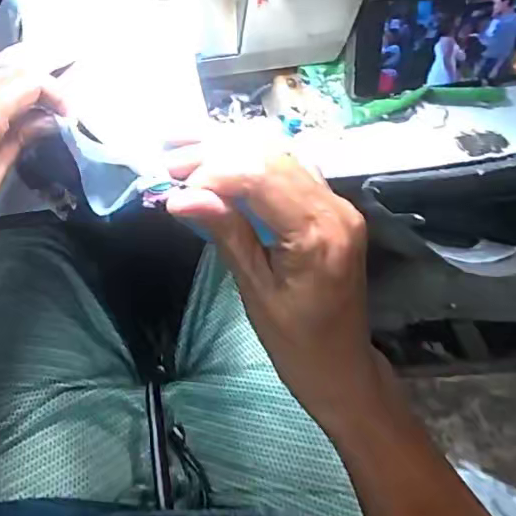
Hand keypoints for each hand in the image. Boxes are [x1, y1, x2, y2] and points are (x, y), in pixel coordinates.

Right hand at [164, 138, 376, 423]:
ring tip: (186, 151)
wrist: (342, 365)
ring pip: (276, 154)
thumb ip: (225, 232)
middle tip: (172, 161)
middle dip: (216, 153)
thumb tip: (180, 197)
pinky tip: (220, 157)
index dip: (214, 173)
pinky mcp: (328, 204)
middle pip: (268, 157)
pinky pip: (286, 166)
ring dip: (229, 150)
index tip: (176, 186)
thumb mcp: (254, 289)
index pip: (261, 178)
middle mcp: (333, 207)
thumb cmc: (295, 340)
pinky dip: (249, 158)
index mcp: (318, 233)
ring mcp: (335, 202)